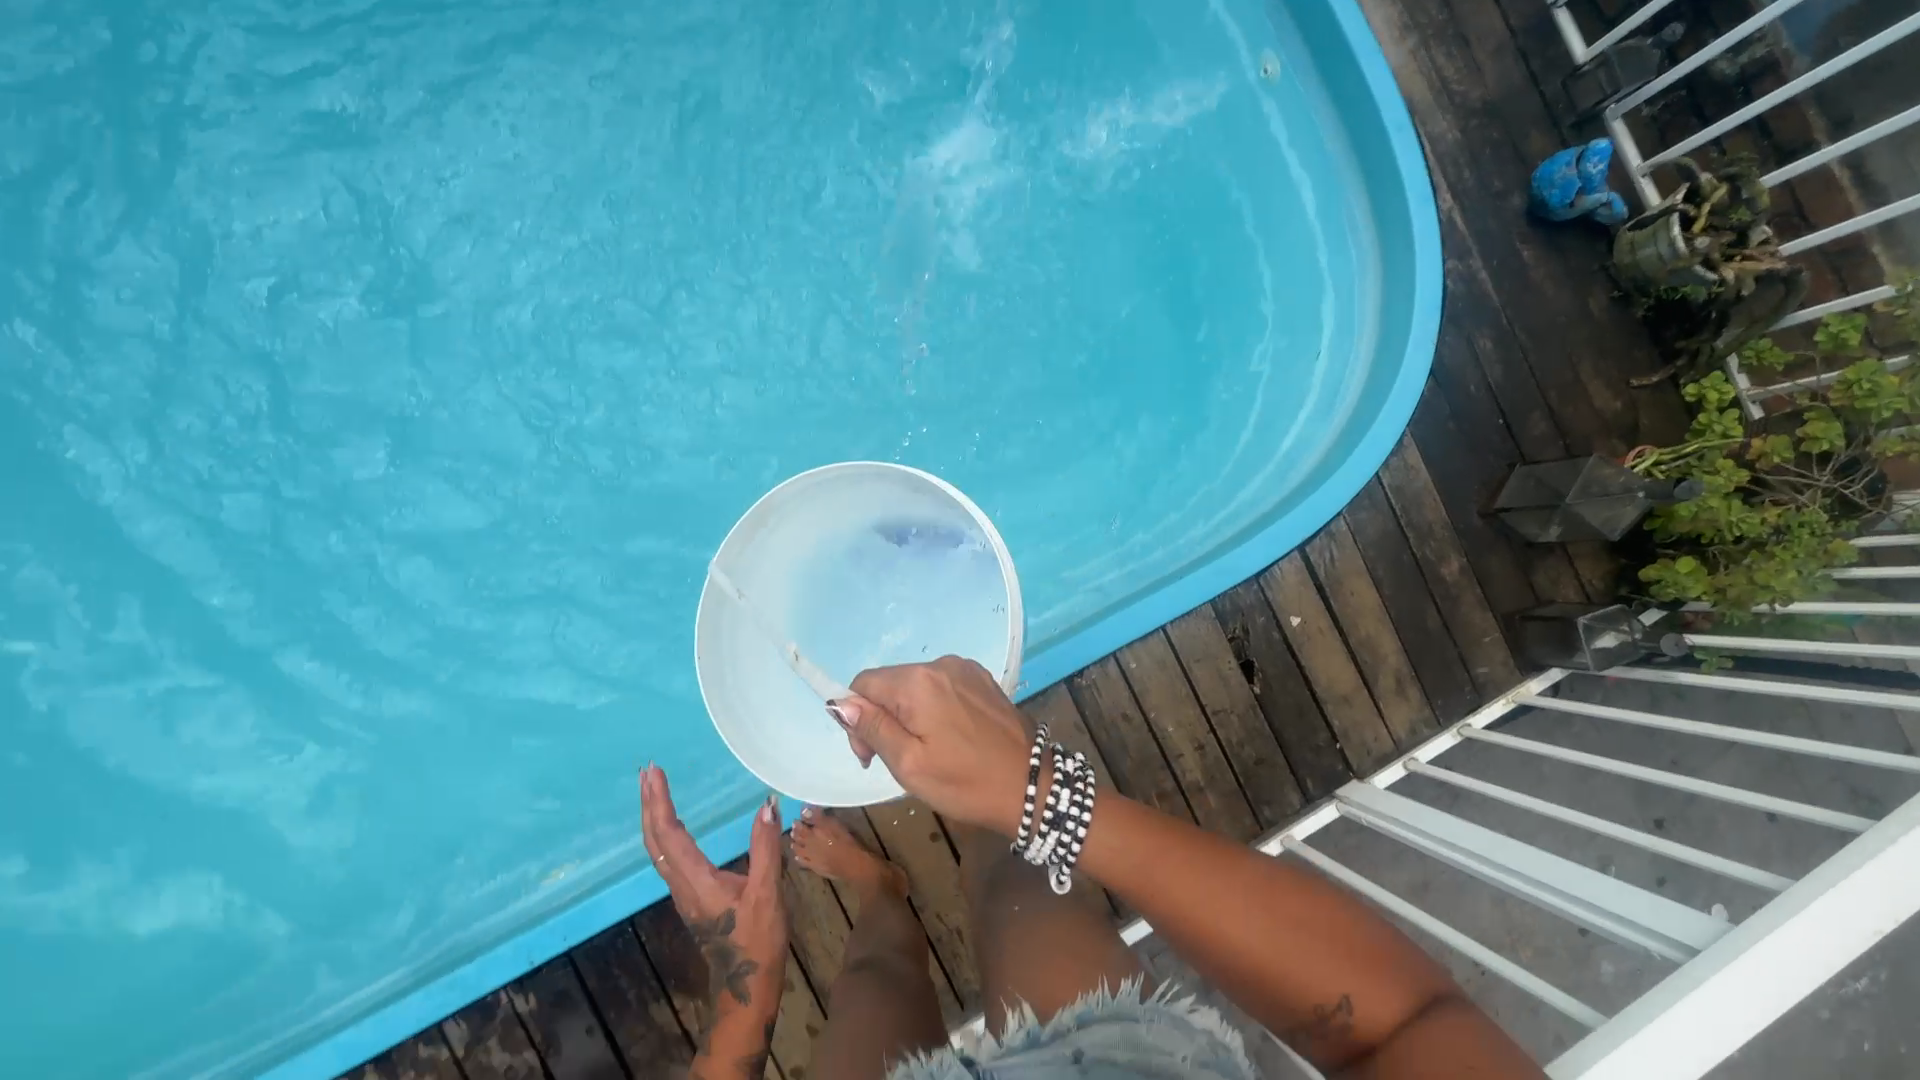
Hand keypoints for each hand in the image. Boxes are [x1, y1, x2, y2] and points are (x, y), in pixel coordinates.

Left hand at [640, 765, 787, 1016]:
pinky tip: (673, 825)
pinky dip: (665, 832)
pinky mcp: (692, 896)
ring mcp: (684, 892)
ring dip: (654, 817)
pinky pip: (669, 857)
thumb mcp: (767, 892)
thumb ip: (765, 848)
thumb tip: (767, 806)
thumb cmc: (757, 940)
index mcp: (696, 879)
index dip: (659, 801)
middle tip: (647, 772)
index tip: (653, 772)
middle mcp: (682, 884)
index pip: (669, 833)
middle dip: (649, 804)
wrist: (747, 984)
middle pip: (655, 840)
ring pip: (658, 849)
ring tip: (654, 790)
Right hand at [830, 655, 1035, 835]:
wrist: (1031, 787)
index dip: (856, 719)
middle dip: (882, 718)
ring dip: (908, 715)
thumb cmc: (965, 782)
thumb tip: (840, 703)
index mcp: (918, 682)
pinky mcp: (983, 681)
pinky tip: (948, 739)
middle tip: (896, 760)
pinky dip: (934, 710)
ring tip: (926, 753)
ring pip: (915, 687)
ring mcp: (965, 670)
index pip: (863, 684)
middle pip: (889, 683)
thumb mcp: (909, 764)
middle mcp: (940, 664)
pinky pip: (942, 688)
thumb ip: (873, 728)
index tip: (869, 755)